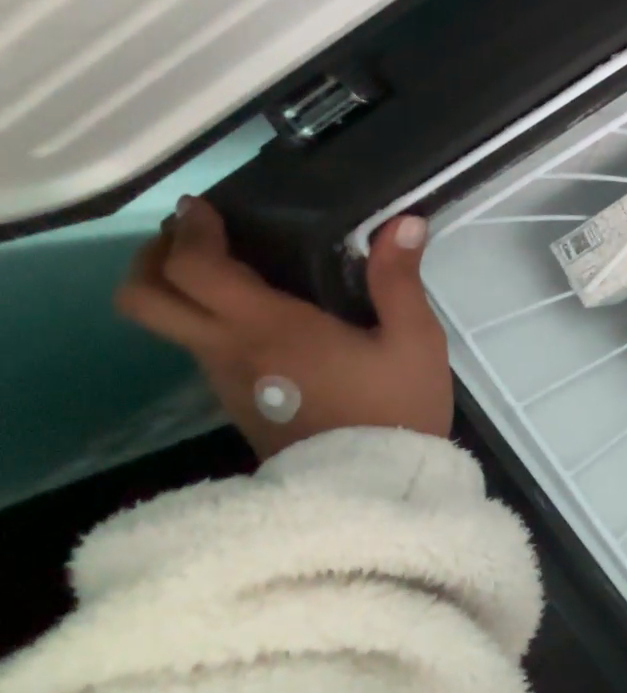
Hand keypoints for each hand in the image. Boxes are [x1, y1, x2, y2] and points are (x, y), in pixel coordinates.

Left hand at [116, 197, 451, 459]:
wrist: (373, 484)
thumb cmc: (396, 406)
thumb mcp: (415, 340)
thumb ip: (400, 279)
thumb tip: (404, 222)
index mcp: (270, 329)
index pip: (196, 268)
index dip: (192, 231)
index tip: (206, 208)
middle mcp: (229, 350)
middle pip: (145, 297)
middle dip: (154, 258)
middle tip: (194, 236)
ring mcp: (225, 380)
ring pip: (170, 324)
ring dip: (180, 287)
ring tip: (230, 270)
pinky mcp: (237, 401)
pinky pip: (201, 348)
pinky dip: (208, 319)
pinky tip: (260, 318)